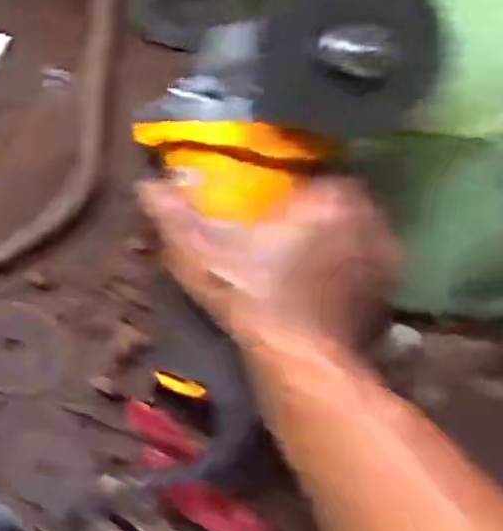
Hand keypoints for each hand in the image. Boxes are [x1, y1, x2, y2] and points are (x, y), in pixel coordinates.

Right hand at [137, 176, 400, 348]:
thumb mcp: (192, 248)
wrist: (296, 353)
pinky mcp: (383, 295)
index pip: (324, 177)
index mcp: (326, 208)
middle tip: (273, 218)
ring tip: (288, 249)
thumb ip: (170, 213)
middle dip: (312, 209)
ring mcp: (384, 265)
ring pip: (356, 236)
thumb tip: (146, 183)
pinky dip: (338, 267)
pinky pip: (360, 266)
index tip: (268, 190)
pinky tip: (306, 280)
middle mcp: (368, 228)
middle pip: (343, 206)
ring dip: (328, 238)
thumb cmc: (245, 290)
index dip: (296, 181)